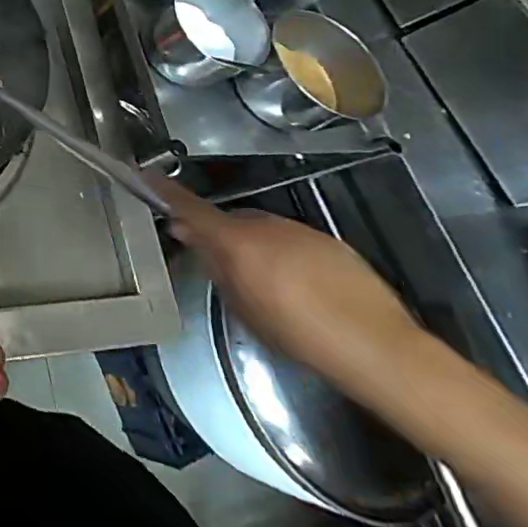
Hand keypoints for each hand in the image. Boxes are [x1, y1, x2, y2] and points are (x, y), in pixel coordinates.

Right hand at [160, 177, 421, 388]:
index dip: (166, 192)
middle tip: (215, 262)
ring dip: (252, 245)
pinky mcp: (329, 241)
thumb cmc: (300, 335)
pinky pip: (290, 240)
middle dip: (218, 234)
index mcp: (238, 241)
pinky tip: (298, 287)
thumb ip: (216, 269)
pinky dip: (283, 254)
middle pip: (228, 219)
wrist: (380, 348)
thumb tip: (196, 241)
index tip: (147, 178)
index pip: (191, 209)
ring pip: (261, 229)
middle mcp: (267, 225)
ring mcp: (301, 230)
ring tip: (264, 284)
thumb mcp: (244, 309)